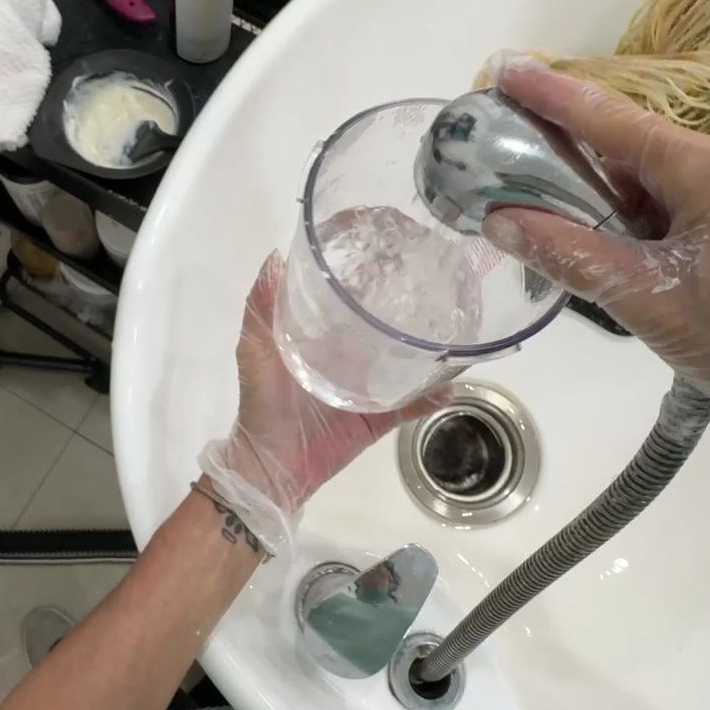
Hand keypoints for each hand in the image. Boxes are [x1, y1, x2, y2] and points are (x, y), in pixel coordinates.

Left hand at [199, 253, 441, 554]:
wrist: (272, 465)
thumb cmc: (261, 402)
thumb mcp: (254, 349)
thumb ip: (260, 308)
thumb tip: (274, 256)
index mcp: (318, 336)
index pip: (345, 298)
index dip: (365, 275)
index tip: (391, 245)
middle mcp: (345, 356)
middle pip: (380, 325)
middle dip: (404, 303)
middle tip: (437, 277)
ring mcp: (365, 386)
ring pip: (401, 360)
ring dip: (424, 347)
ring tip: (455, 321)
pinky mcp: (377, 416)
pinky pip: (411, 404)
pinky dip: (432, 396)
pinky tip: (453, 383)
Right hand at [478, 59, 709, 437]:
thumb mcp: (648, 303)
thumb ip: (568, 255)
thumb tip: (499, 220)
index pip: (616, 123)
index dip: (554, 96)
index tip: (508, 68)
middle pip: (650, 159)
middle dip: (606, 194)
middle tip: (580, 242)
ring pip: (686, 182)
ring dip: (647, 218)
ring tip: (649, 282)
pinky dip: (684, 225)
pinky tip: (690, 278)